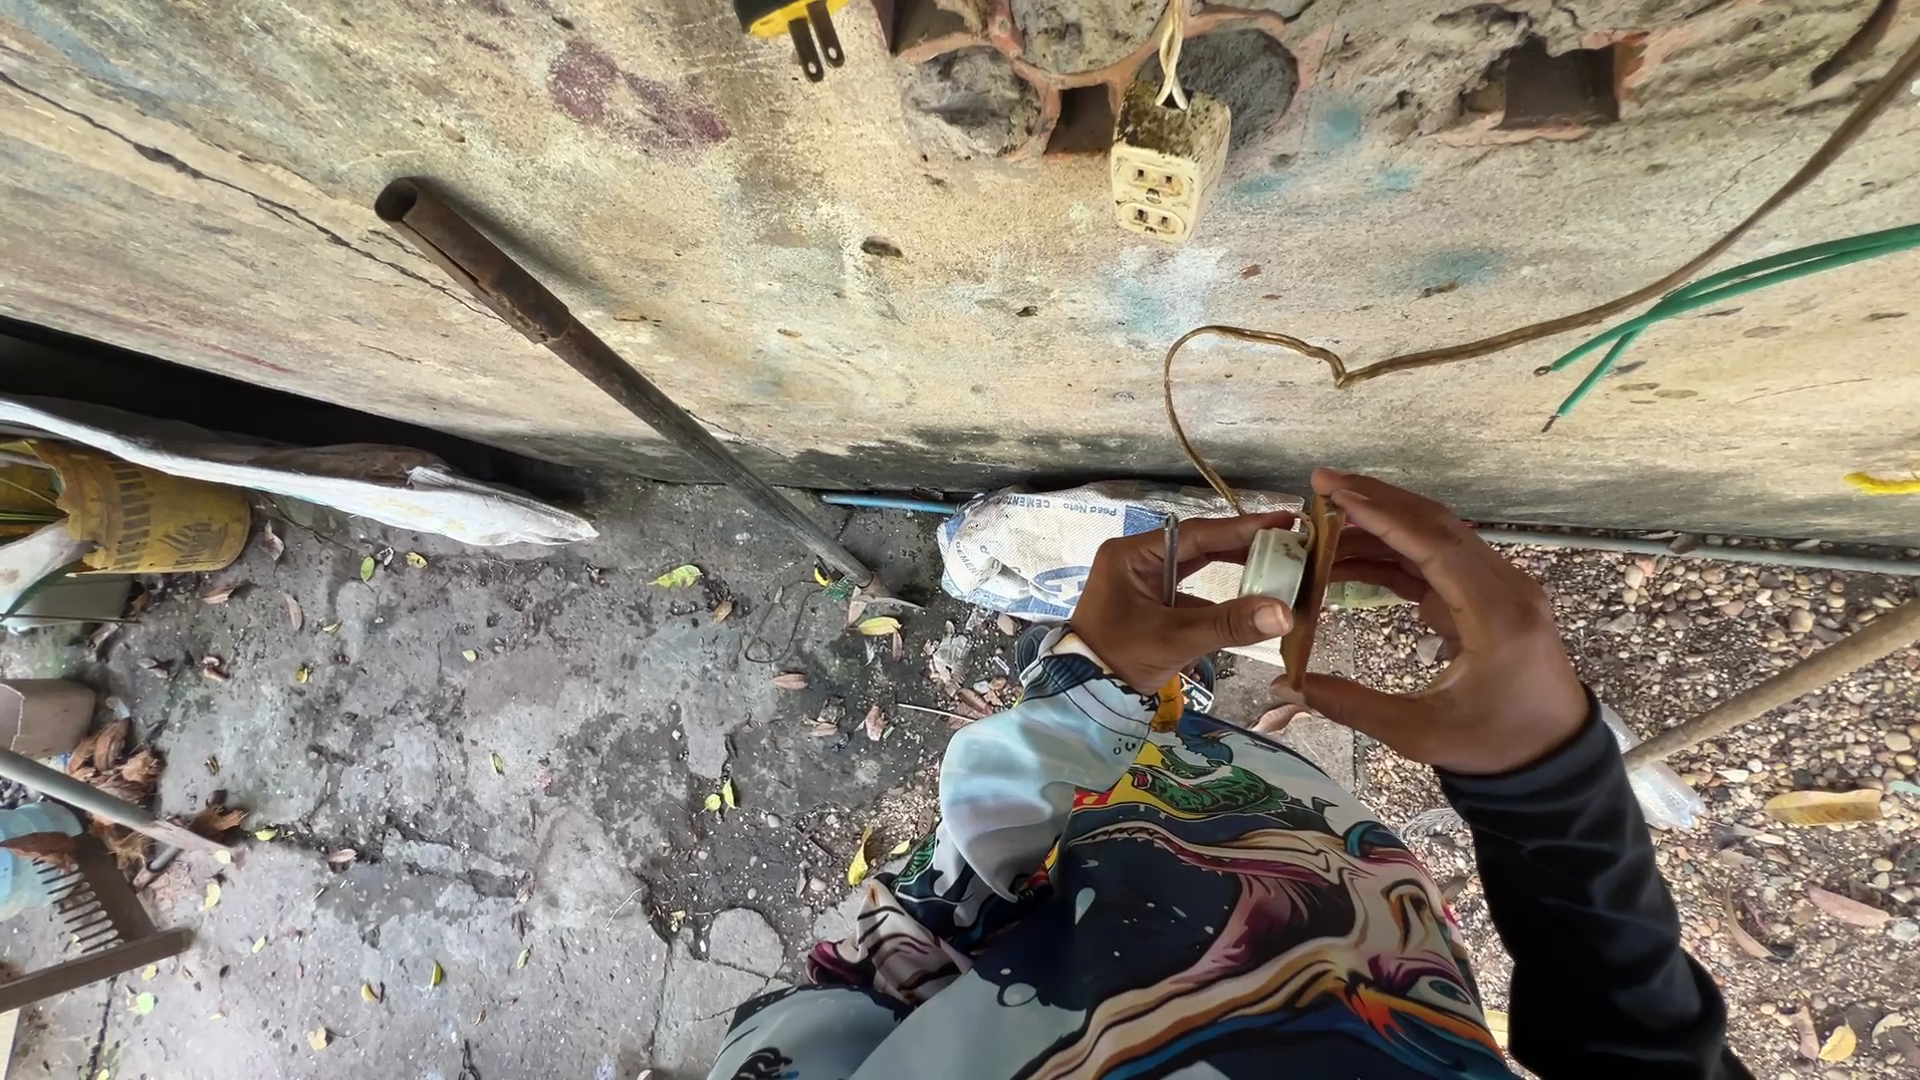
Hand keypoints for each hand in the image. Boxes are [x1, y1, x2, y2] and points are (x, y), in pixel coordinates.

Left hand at [1070, 513, 1294, 693]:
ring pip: (1197, 571)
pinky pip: (1191, 595)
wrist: (1082, 693)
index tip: (1284, 521)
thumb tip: (1285, 613)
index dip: (1242, 528)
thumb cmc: (1119, 657)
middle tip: (1289, 544)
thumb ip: (1228, 624)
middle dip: (1243, 548)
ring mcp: (1143, 583)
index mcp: (1132, 555)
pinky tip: (1252, 604)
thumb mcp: (1174, 638)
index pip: (1196, 534)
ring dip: (1234, 573)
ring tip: (1279, 571)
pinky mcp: (1151, 606)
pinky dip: (1220, 601)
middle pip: (1199, 547)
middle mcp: (1136, 561)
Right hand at [1297, 469, 1587, 774]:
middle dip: (1375, 498)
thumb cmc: (1490, 743)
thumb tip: (1283, 683)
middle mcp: (1503, 588)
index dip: (1382, 517)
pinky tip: (1344, 553)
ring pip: (1432, 535)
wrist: (1548, 757)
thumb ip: (1348, 704)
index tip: (1335, 495)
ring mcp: (1493, 588)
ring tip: (1321, 513)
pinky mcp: (1479, 596)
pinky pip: (1429, 559)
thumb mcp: (1416, 731)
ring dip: (1378, 519)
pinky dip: (1387, 550)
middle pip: (1435, 524)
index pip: (1435, 546)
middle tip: (1319, 481)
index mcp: (1496, 615)